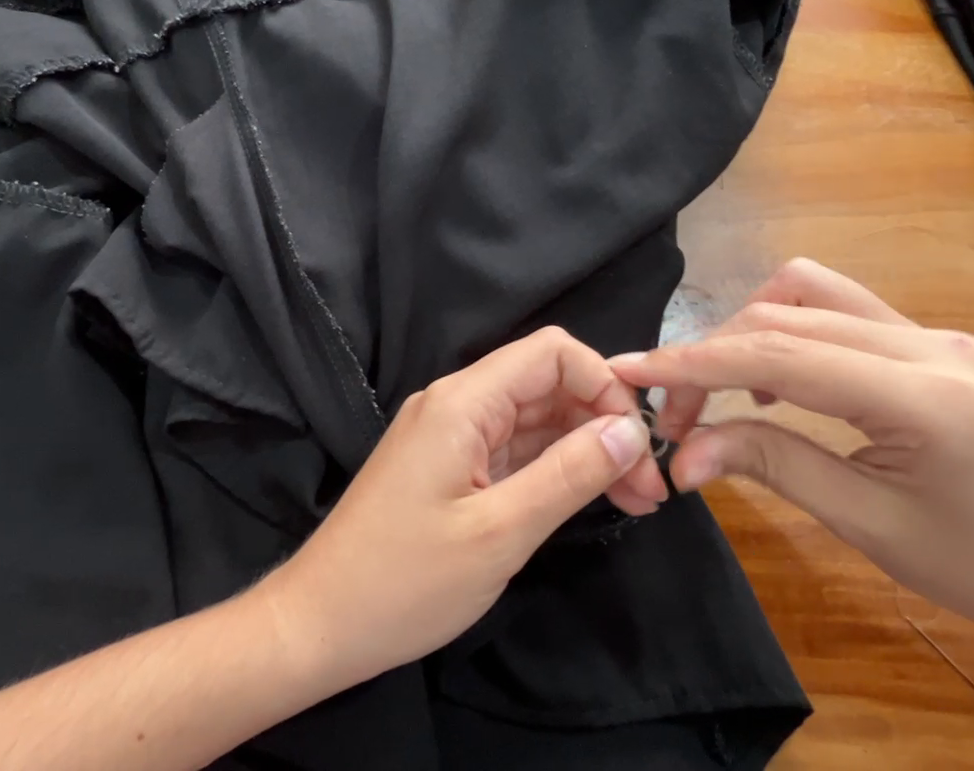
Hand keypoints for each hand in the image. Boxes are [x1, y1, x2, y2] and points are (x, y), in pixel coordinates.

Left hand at [255, 327, 665, 687]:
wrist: (323, 621)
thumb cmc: (406, 580)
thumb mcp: (500, 531)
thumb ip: (568, 474)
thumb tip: (629, 431)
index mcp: (461, 402)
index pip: (550, 353)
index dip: (603, 385)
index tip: (640, 444)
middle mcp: (455, 406)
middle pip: (546, 385)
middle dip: (603, 424)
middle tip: (651, 489)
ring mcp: (450, 438)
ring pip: (534, 421)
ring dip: (586, 451)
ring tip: (637, 503)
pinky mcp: (449, 469)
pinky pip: (512, 451)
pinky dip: (555, 470)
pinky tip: (592, 501)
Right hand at [608, 259, 973, 662]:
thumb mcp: (863, 523)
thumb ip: (767, 464)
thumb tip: (679, 456)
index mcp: (923, 394)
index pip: (776, 354)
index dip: (690, 361)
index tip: (626, 373)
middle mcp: (930, 343)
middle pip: (783, 315)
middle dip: (709, 355)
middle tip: (673, 417)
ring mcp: (935, 335)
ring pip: (806, 292)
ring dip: (746, 331)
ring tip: (721, 391)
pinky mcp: (931, 342)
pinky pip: (836, 310)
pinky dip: (784, 332)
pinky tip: (774, 383)